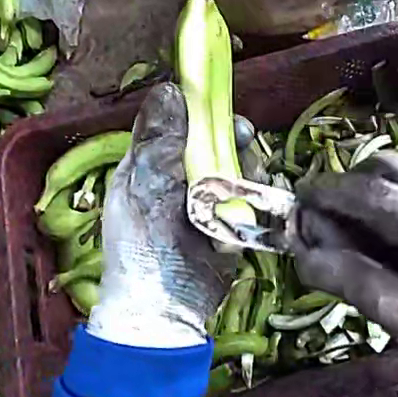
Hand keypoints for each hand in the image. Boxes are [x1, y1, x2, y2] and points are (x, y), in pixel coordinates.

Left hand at [87, 84, 239, 348]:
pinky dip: (255, 194)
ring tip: (245, 174)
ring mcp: (209, 201)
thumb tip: (169, 88)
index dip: (198, 108)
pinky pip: (251, 197)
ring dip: (245, 165)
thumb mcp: (142, 184)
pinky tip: (251, 199)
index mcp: (152, 164)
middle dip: (230, 136)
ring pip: (238, 166)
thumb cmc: (142, 242)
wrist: (163, 308)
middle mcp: (181, 177)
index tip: (215, 99)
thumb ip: (157, 138)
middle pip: (215, 141)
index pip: (179, 123)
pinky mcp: (232, 222)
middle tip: (241, 135)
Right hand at [291, 152, 397, 396]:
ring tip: (354, 220)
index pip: (363, 191)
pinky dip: (390, 193)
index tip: (298, 198)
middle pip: (382, 166)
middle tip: (325, 212)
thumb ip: (350, 280)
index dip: (324, 192)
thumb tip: (303, 255)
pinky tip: (387, 227)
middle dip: (346, 184)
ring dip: (369, 184)